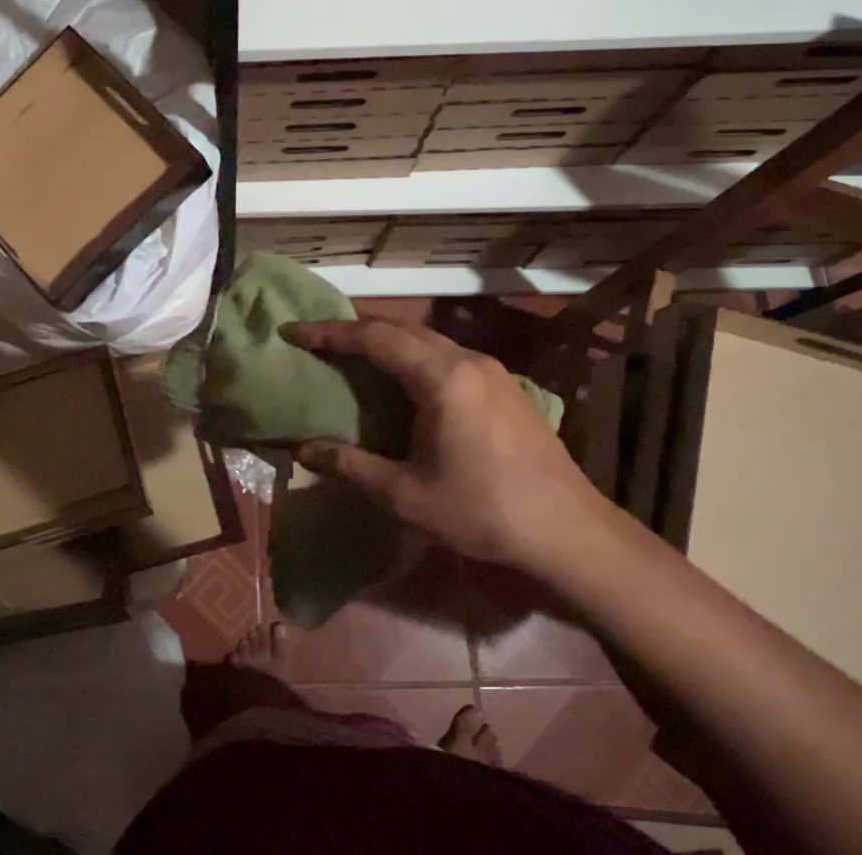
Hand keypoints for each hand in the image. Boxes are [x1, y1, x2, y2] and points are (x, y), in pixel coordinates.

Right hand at [288, 319, 606, 576]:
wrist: (567, 531)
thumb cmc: (482, 511)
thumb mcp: (405, 495)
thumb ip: (349, 465)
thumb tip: (300, 450)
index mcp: (442, 378)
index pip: (376, 338)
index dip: (330, 333)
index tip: (294, 333)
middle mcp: (469, 361)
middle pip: (404, 330)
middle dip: (357, 331)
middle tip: (318, 343)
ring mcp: (495, 373)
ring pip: (430, 342)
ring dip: (389, 344)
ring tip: (354, 360)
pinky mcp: (507, 390)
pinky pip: (450, 359)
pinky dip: (416, 360)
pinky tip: (404, 386)